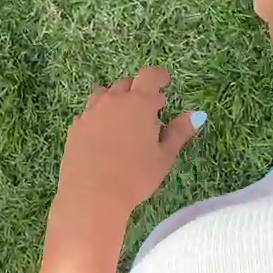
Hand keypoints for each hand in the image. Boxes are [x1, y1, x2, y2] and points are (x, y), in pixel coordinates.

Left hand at [54, 66, 203, 226]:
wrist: (92, 196)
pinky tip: (104, 134)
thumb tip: (197, 115)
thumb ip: (179, 132)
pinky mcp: (75, 127)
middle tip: (150, 109)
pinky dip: (100, 115)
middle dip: (140, 91)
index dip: (159, 76)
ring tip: (125, 118)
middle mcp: (112, 101)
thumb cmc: (135, 177)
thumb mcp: (164, 156)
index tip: (165, 82)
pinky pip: (90, 112)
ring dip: (117, 99)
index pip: (149, 76)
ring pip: (105, 94)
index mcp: (138, 104)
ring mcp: (90, 113)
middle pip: (126, 83)